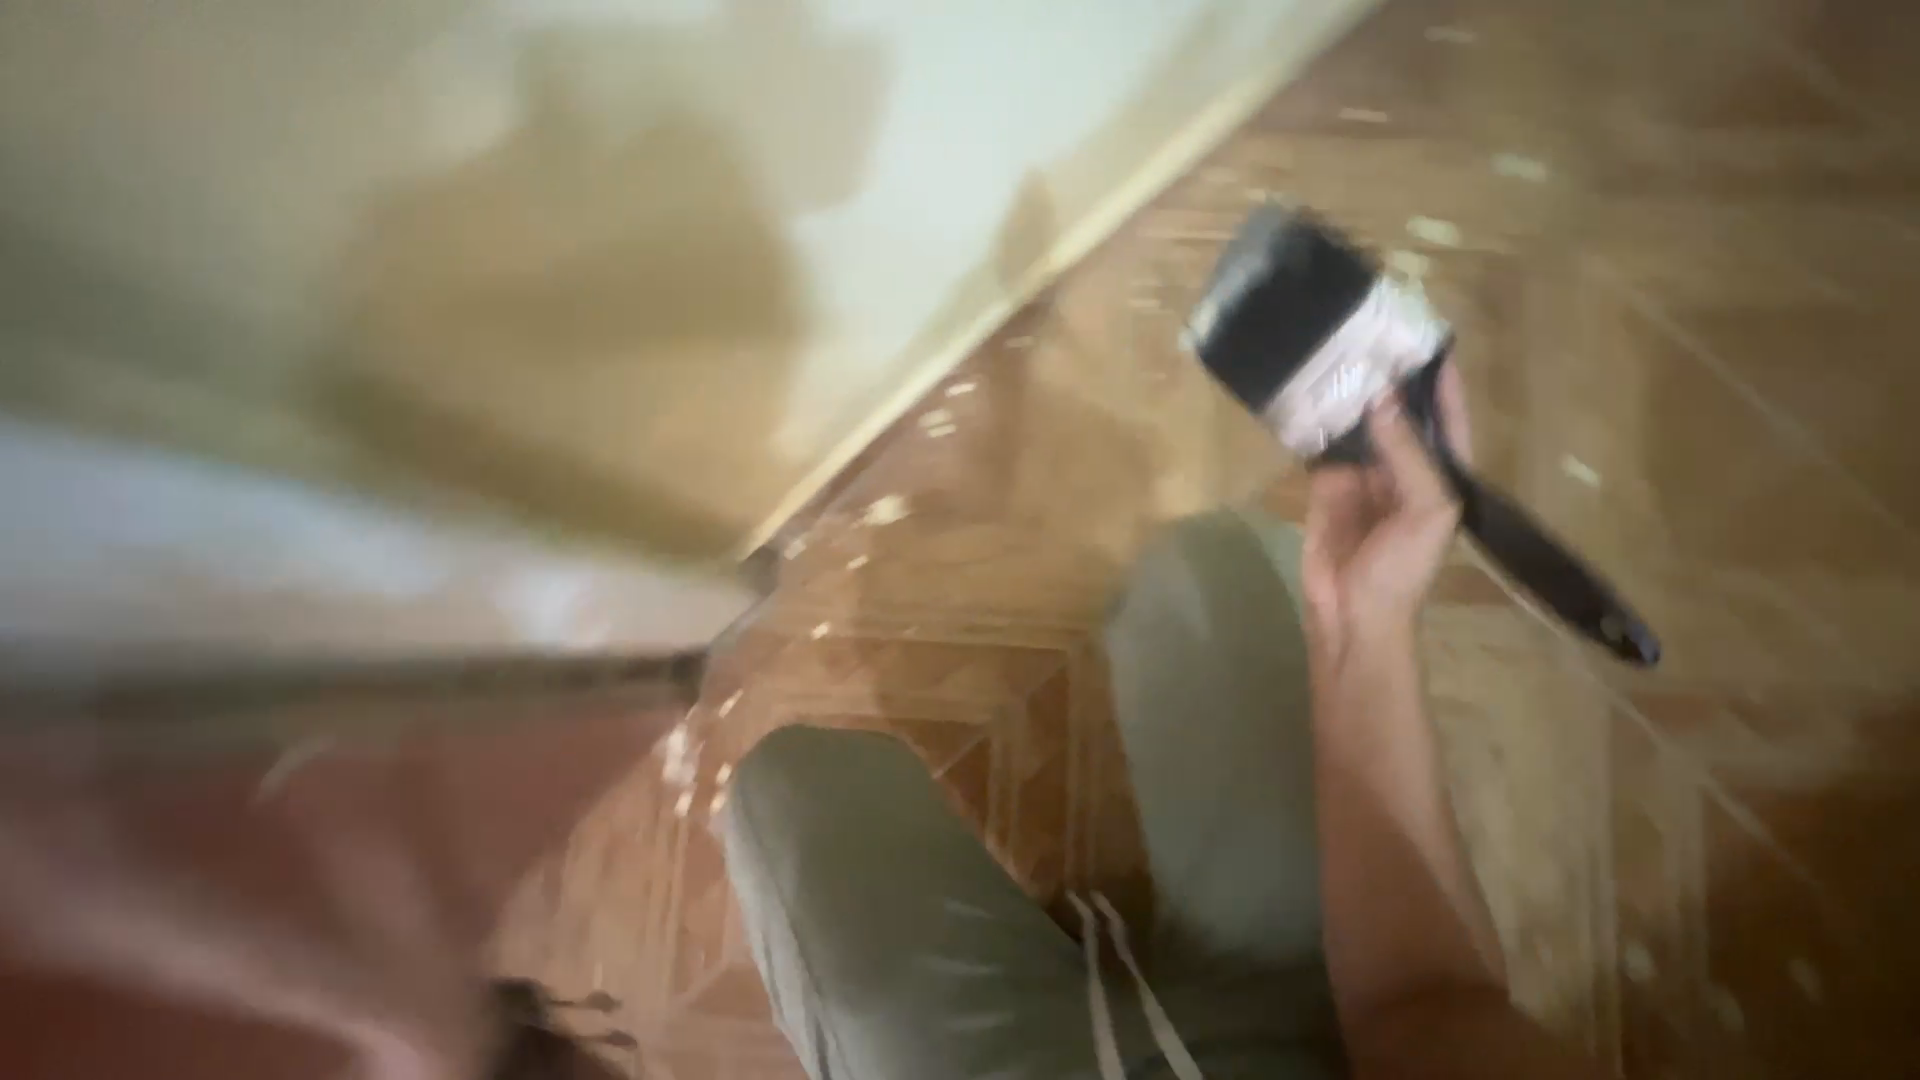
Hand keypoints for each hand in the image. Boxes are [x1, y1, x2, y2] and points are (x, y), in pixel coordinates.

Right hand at [1301, 361, 1470, 653]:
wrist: (1352, 613)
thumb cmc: (1403, 568)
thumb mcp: (1423, 510)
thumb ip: (1406, 454)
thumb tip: (1380, 399)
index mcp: (1440, 476)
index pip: (1446, 421)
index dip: (1442, 385)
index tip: (1429, 343)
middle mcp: (1403, 470)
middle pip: (1398, 419)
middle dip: (1387, 386)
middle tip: (1368, 340)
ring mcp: (1361, 478)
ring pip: (1358, 430)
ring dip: (1349, 403)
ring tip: (1337, 359)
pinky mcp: (1325, 488)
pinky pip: (1324, 450)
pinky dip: (1317, 428)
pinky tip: (1308, 400)